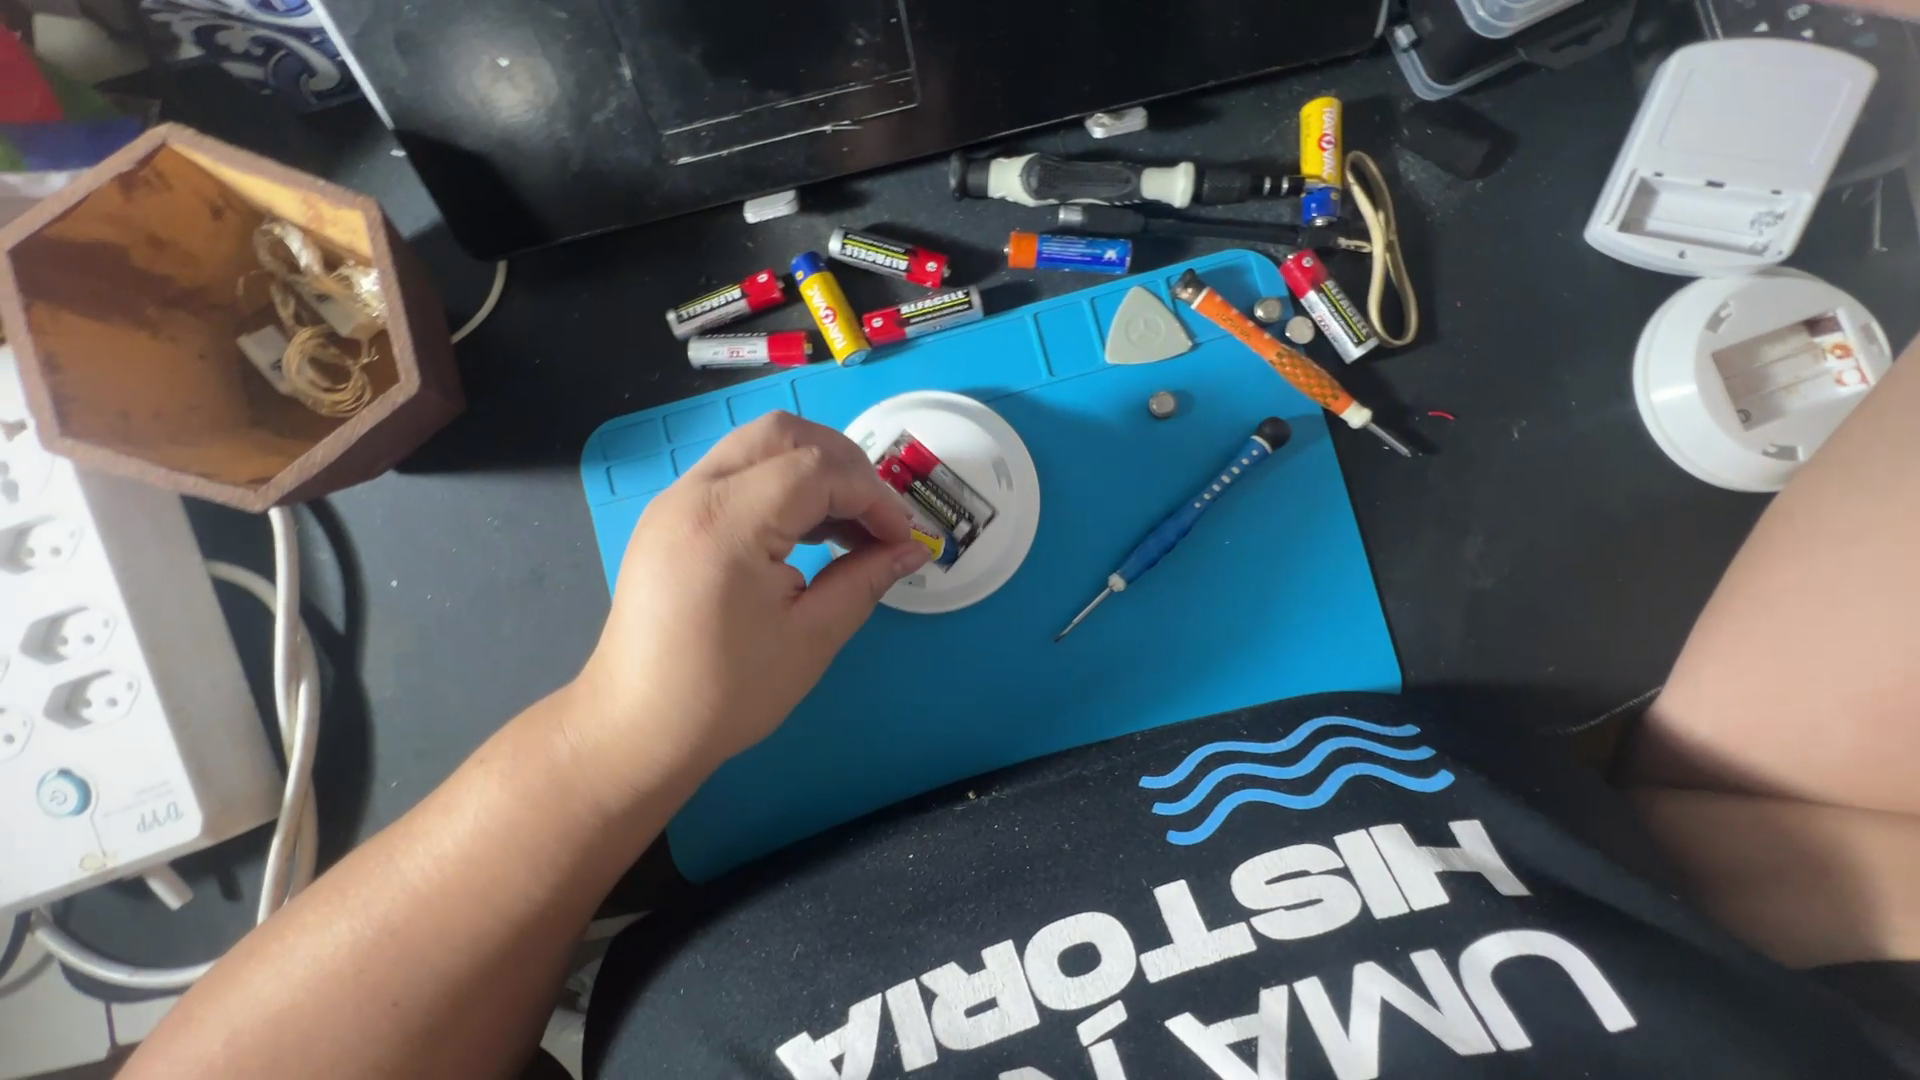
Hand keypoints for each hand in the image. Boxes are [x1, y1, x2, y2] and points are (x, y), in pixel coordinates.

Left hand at [569, 412, 930, 792]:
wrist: (637, 728)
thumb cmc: (727, 692)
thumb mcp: (812, 637)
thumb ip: (866, 578)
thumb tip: (912, 548)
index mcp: (727, 522)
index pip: (819, 470)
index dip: (873, 497)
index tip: (902, 538)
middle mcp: (694, 493)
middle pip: (784, 433)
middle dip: (844, 464)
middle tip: (876, 515)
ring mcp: (675, 501)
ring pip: (757, 446)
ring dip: (812, 469)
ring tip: (847, 524)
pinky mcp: (670, 517)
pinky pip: (735, 473)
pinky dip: (780, 484)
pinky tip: (806, 530)